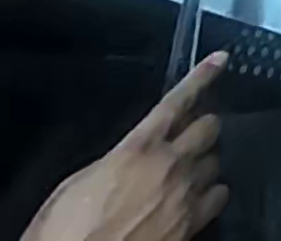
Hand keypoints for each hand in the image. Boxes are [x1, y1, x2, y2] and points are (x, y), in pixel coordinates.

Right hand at [23, 52, 229, 240]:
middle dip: (200, 130)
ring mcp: (185, 192)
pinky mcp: (193, 222)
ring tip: (186, 178)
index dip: (202, 76)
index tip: (221, 58)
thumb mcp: (71, 190)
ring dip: (202, 165)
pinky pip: (219, 194)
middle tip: (186, 143)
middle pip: (209, 126)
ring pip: (215, 160)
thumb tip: (126, 160)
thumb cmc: (59, 239)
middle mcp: (170, 163)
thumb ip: (111, 163)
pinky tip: (197, 202)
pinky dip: (211, 195)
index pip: (177, 101)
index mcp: (138, 149)